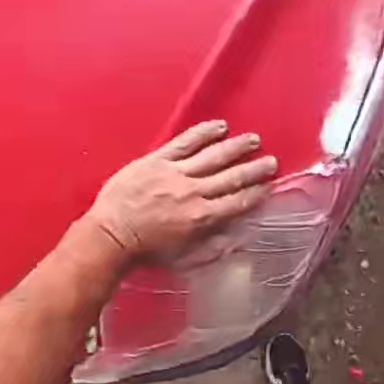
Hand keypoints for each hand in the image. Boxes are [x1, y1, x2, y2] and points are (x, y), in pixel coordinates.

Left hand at [82, 120, 277, 262]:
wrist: (111, 234)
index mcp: (202, 217)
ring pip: (213, 155)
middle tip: (271, 161)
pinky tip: (219, 126)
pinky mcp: (157, 160)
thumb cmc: (146, 251)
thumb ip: (212, 246)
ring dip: (236, 146)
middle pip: (232, 177)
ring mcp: (176, 173)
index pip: (238, 202)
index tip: (270, 186)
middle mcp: (194, 192)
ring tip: (252, 139)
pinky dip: (204, 132)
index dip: (256, 193)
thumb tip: (237, 237)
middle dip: (254, 168)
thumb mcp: (184, 257)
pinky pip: (186, 142)